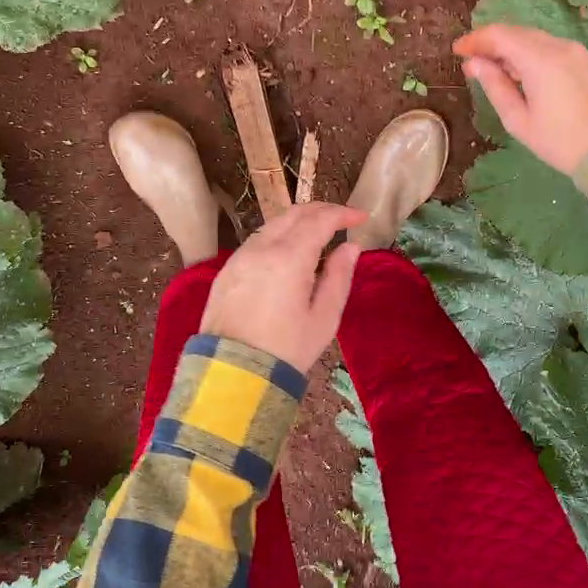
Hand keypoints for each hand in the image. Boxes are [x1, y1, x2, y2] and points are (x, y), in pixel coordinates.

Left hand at [200, 203, 366, 372]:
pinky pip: (257, 241)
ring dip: (298, 221)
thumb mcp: (323, 319)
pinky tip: (289, 251)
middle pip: (294, 214)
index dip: (342, 214)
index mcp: (289, 258)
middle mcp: (261, 248)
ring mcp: (239, 257)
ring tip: (318, 233)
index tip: (360, 218)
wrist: (233, 376)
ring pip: (272, 224)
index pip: (319, 220)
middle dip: (321, 211)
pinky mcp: (227, 270)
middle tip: (342, 219)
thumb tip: (350, 248)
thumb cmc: (286, 351)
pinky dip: (278, 236)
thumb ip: (339, 277)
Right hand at [454, 24, 587, 174]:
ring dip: (511, 48)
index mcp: (541, 60)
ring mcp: (577, 52)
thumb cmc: (559, 142)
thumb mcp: (518, 120)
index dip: (475, 40)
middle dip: (492, 43)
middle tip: (472, 61)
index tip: (458, 51)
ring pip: (535, 38)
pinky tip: (522, 72)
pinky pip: (551, 47)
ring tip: (494, 69)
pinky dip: (531, 53)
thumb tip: (474, 64)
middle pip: (517, 32)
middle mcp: (560, 47)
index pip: (500, 35)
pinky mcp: (587, 61)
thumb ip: (495, 86)